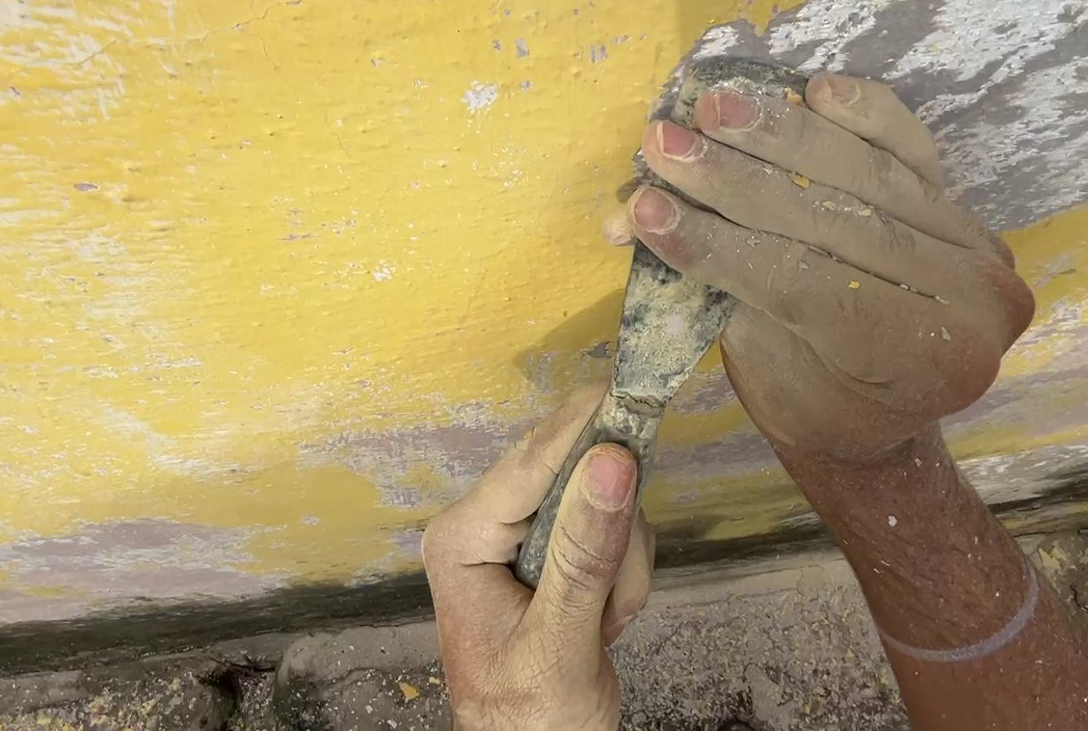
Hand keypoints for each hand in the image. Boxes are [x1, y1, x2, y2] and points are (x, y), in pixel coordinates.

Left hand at [422, 386, 654, 730]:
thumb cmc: (532, 719)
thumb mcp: (560, 643)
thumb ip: (585, 553)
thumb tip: (612, 458)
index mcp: (462, 537)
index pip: (528, 462)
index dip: (579, 425)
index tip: (626, 390)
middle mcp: (482, 521)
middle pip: (565, 474)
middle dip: (607, 531)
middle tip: (616, 587)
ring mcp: (516, 530)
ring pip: (595, 499)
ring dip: (618, 561)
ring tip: (601, 624)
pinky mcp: (547, 543)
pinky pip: (606, 525)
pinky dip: (621, 570)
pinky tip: (602, 619)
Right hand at [619, 72, 1033, 461]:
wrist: (880, 405)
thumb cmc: (809, 400)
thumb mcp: (759, 363)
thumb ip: (708, 283)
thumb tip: (627, 219)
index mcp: (920, 361)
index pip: (802, 283)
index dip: (717, 243)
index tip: (645, 208)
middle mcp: (967, 300)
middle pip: (833, 217)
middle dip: (734, 178)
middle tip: (663, 144)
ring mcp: (973, 245)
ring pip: (866, 170)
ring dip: (777, 133)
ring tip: (709, 107)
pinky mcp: (960, 204)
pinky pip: (910, 143)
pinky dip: (863, 111)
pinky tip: (814, 88)